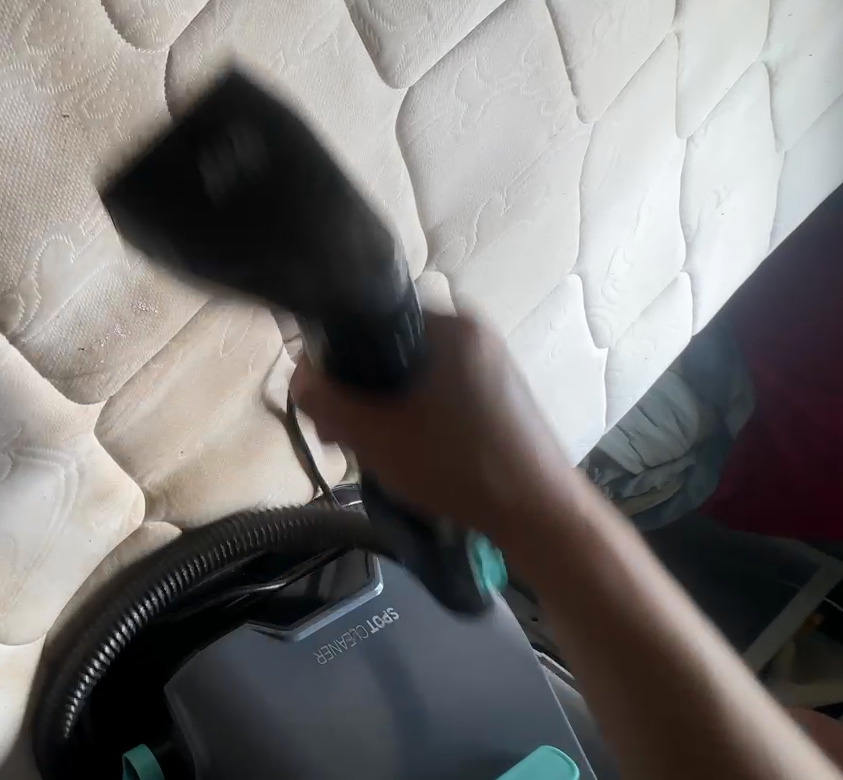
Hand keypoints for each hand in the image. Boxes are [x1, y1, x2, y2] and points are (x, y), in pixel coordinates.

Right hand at [289, 313, 582, 544]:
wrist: (543, 521)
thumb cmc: (459, 467)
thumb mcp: (373, 434)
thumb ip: (324, 400)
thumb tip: (299, 380)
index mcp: (449, 326)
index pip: (365, 322)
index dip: (330, 360)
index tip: (321, 401)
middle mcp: (473, 334)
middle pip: (384, 349)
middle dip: (353, 390)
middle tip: (337, 431)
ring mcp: (489, 364)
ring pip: (407, 373)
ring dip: (377, 406)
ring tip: (364, 445)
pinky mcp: (497, 394)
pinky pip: (433, 390)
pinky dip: (408, 412)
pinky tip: (399, 447)